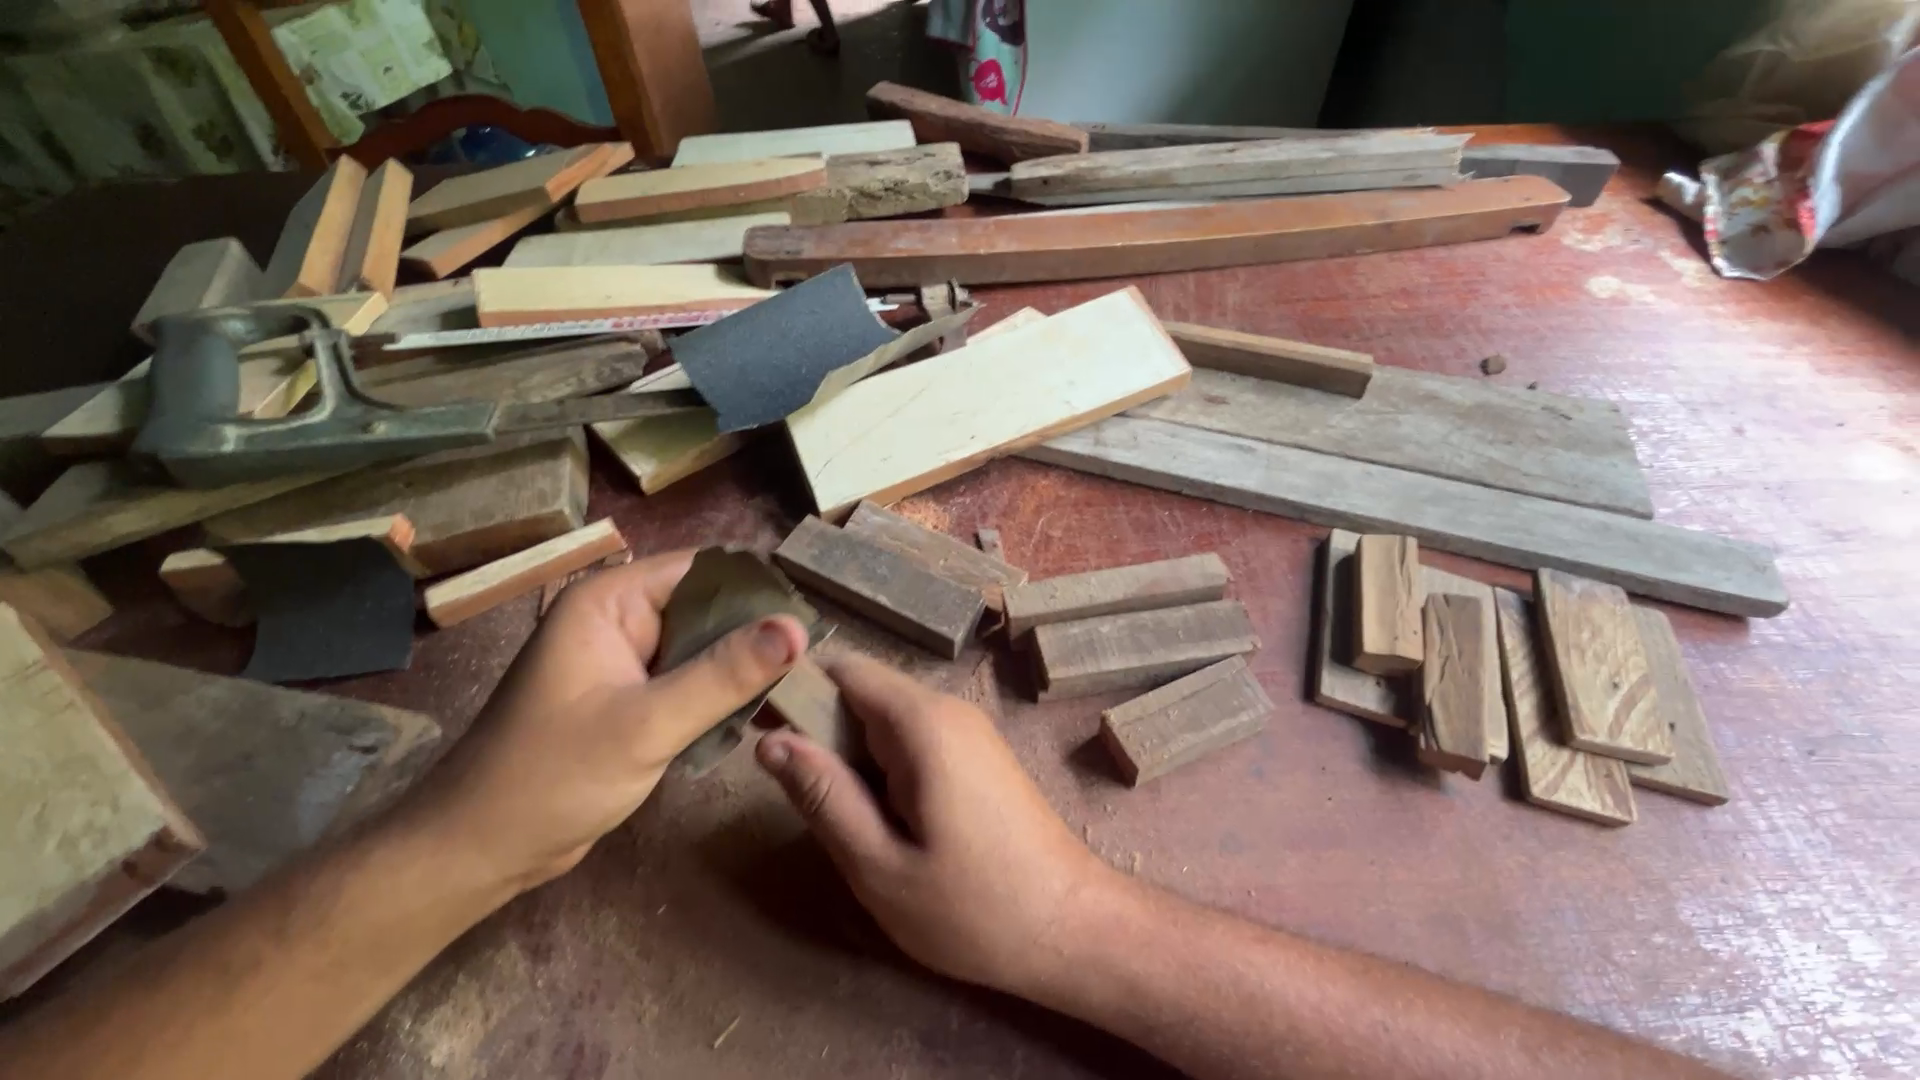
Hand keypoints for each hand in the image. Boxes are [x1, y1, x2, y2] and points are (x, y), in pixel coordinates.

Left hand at [407, 549, 808, 894]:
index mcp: (610, 601)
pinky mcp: (630, 698)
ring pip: (702, 647)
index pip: (702, 569)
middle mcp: (618, 619)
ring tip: (794, 690)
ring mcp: (624, 660)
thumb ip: (723, 674)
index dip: (757, 590)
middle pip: (707, 607)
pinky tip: (756, 715)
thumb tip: (796, 629)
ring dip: (741, 669)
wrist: (479, 851)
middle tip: (811, 664)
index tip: (809, 623)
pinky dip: (719, 696)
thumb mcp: (647, 724)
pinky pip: (689, 681)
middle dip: (755, 634)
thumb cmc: (552, 778)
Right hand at [754, 654, 1116, 995]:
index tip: (757, 730)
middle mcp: (948, 709)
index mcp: (922, 723)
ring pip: (886, 719)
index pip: (843, 669)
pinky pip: (914, 739)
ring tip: (833, 814)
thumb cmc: (974, 908)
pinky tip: (879, 819)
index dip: (794, 689)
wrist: (1073, 927)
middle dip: (820, 729)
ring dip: (851, 754)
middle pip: (863, 692)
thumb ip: (823, 796)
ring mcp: (968, 730)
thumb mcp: (880, 865)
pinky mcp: (978, 754)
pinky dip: (883, 766)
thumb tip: (770, 740)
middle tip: (790, 793)